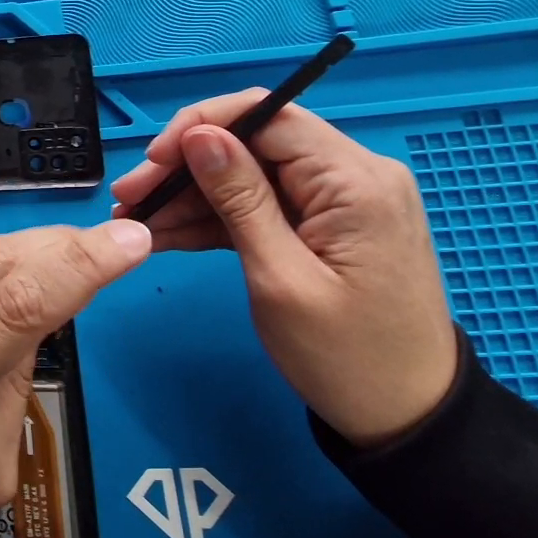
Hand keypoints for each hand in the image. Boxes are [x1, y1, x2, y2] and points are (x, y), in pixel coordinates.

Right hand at [111, 89, 458, 447]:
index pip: (266, 115)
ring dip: (191, 195)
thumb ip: (239, 199)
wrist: (407, 422)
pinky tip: (167, 233)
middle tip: (131, 197)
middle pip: (253, 143)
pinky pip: (261, 203)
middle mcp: (354, 174)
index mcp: (355, 180)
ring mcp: (340, 199)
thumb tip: (200, 135)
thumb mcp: (280, 278)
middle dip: (185, 166)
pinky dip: (215, 217)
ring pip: (248, 173)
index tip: (152, 161)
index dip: (200, 126)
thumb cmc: (347, 358)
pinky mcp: (326, 222)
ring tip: (137, 220)